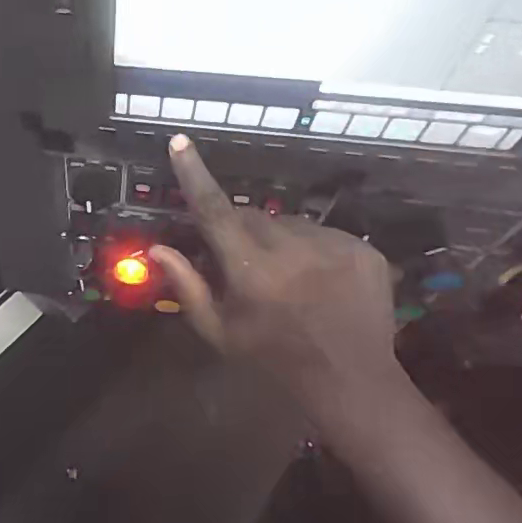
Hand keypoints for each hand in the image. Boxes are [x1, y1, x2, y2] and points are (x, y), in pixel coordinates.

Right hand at [149, 134, 417, 422]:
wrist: (352, 380)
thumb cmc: (275, 359)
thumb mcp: (221, 332)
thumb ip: (188, 287)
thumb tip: (159, 249)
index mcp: (252, 271)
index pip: (215, 211)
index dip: (194, 174)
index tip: (181, 142)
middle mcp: (293, 249)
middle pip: (252, 218)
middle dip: (240, 233)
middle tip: (246, 266)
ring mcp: (333, 245)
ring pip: (288, 223)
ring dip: (278, 240)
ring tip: (289, 277)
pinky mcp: (362, 248)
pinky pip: (323, 232)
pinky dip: (312, 247)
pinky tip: (319, 279)